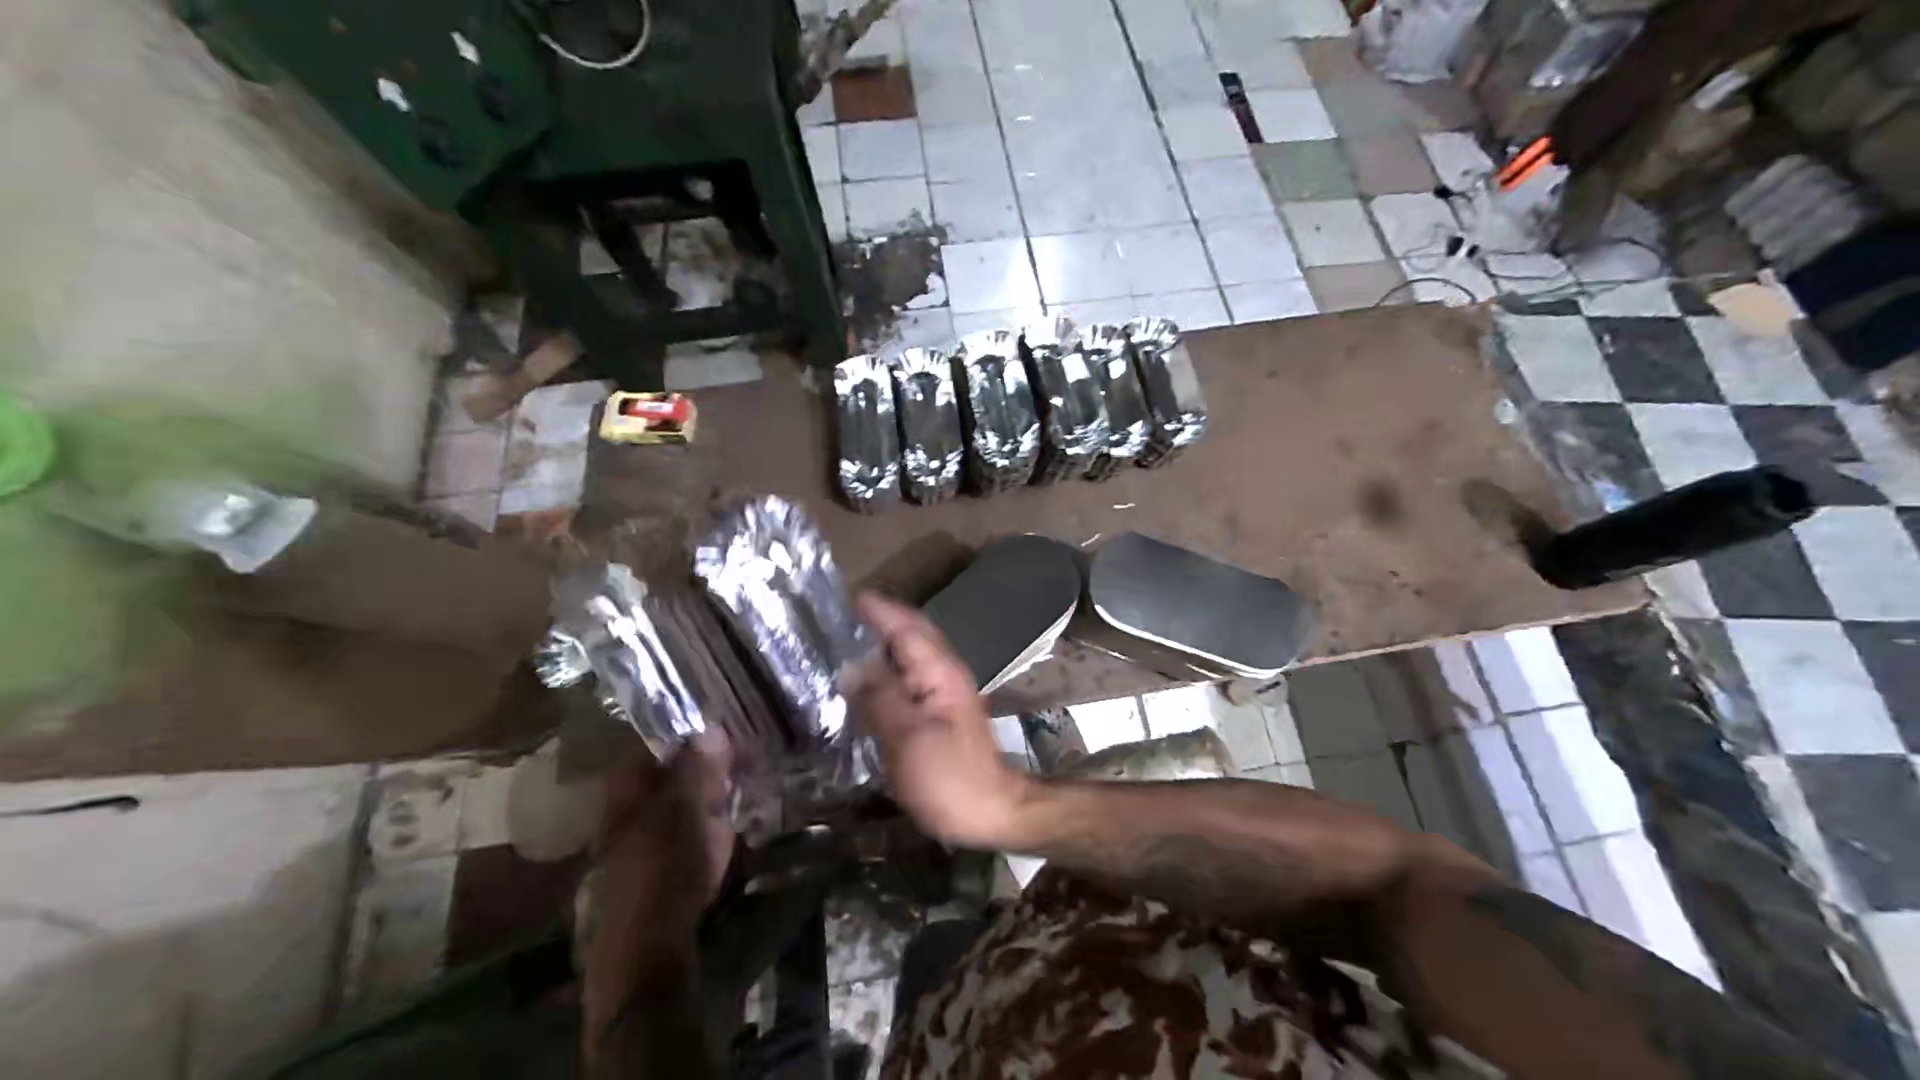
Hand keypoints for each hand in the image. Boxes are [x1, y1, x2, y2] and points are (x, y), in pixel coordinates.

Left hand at [580, 736, 733, 1047]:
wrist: (646, 950)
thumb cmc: (665, 870)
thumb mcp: (688, 811)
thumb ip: (698, 768)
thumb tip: (710, 726)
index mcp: (627, 789)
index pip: (653, 741)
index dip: (687, 729)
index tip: (724, 725)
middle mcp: (628, 808)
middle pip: (668, 769)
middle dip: (705, 758)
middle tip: (743, 752)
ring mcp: (640, 839)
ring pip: (679, 798)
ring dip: (710, 787)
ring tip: (744, 781)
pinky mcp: (658, 865)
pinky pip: (687, 825)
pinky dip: (709, 816)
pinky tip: (730, 821)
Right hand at [854, 591, 1037, 849]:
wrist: (993, 812)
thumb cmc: (950, 777)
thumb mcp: (908, 738)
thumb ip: (880, 697)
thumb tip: (851, 666)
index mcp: (939, 672)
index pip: (907, 628)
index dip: (880, 611)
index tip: (849, 596)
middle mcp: (945, 673)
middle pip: (912, 636)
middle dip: (881, 621)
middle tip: (842, 615)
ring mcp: (946, 693)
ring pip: (911, 656)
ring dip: (884, 644)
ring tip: (847, 642)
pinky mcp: (942, 713)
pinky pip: (911, 678)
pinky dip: (888, 670)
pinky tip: (868, 682)